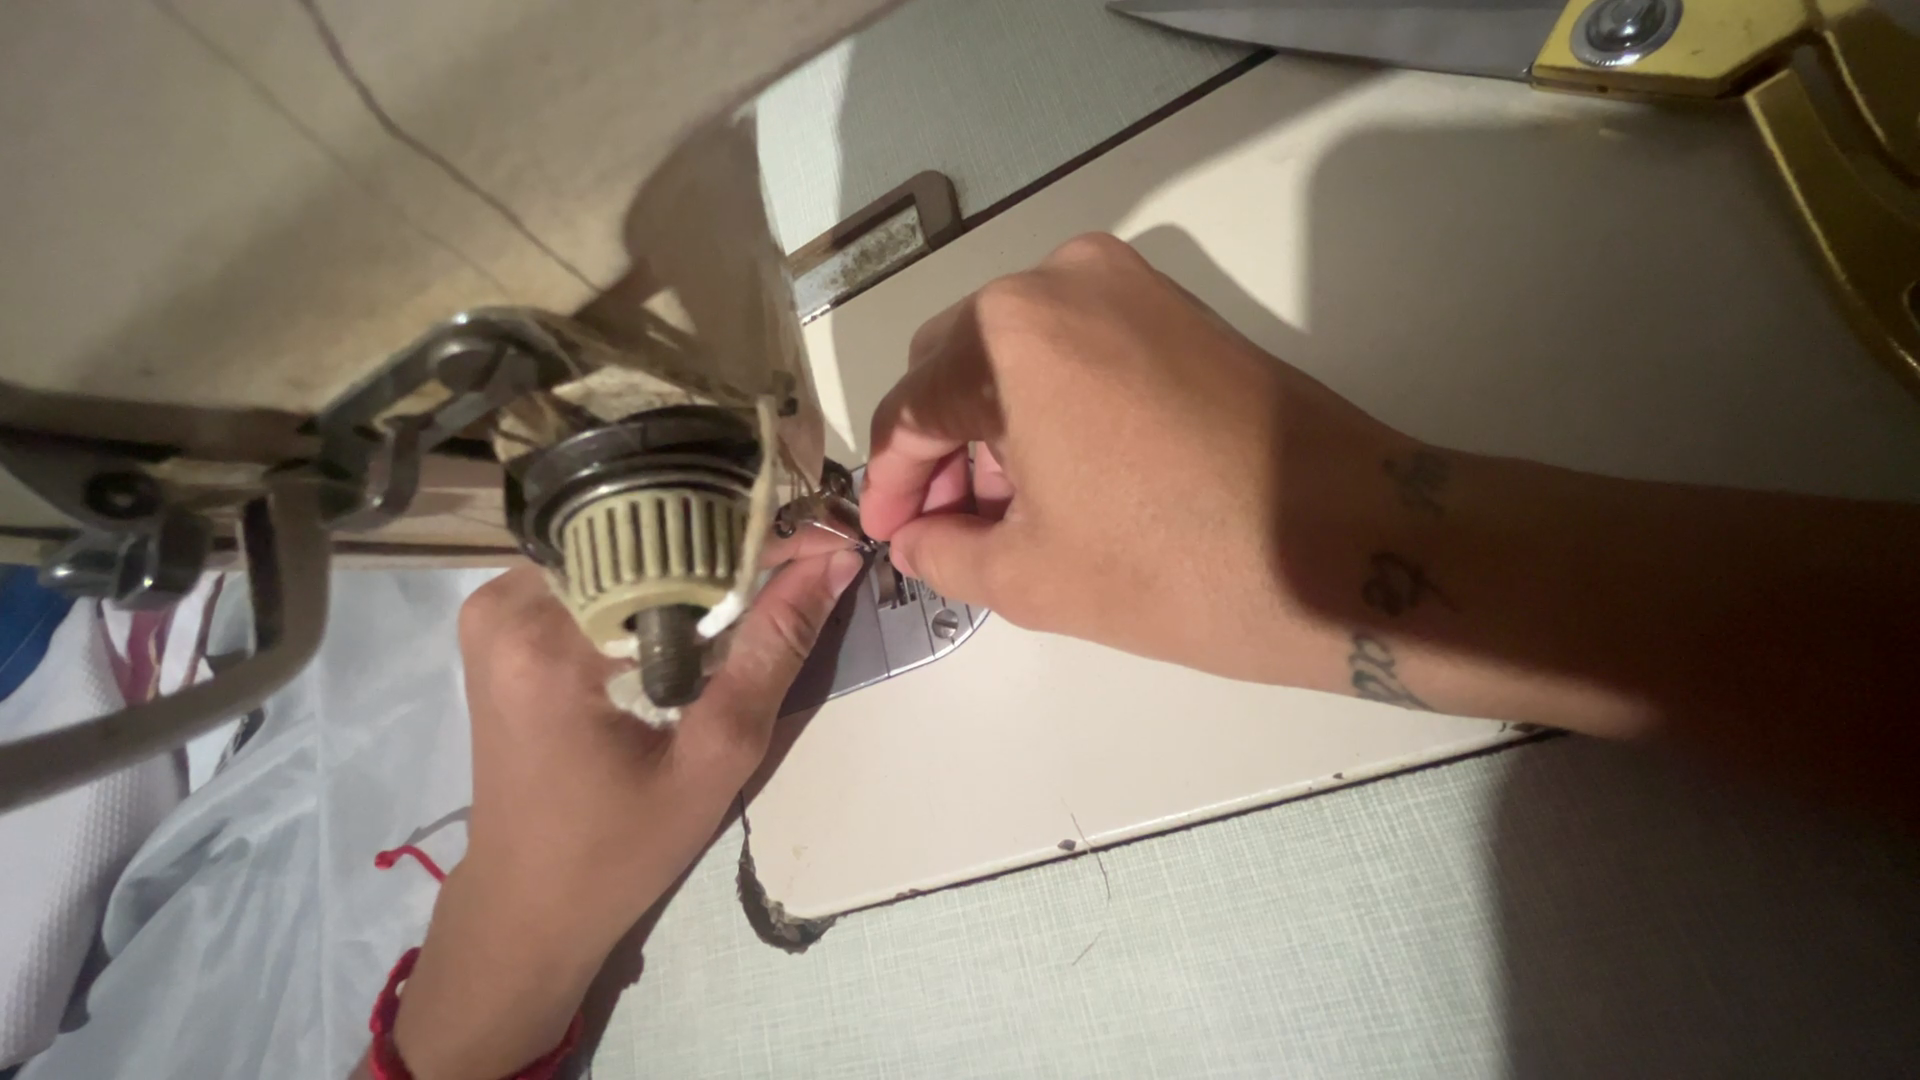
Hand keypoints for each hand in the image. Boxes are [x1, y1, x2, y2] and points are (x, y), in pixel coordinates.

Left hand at [388, 538, 862, 1079]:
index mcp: (546, 635)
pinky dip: (664, 588)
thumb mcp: (717, 753)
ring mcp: (500, 609)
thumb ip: (775, 649)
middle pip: (646, 538)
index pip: (670, 544)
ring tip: (768, 590)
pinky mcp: (508, 624)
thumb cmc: (620, 847)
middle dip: (733, 550)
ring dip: (702, 568)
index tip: (823, 545)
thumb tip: (834, 564)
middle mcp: (508, 601)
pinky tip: (707, 616)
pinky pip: (606, 575)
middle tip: (806, 569)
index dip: (757, 538)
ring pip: (630, 551)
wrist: (528, 903)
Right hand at [863, 232, 1405, 685]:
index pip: (912, 407)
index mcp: (1009, 331)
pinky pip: (1075, 350)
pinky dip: (1046, 405)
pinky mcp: (1177, 309)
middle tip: (946, 524)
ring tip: (1003, 510)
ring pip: (1016, 355)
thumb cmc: (1171, 567)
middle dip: (940, 449)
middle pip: (957, 367)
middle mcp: (1061, 279)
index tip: (887, 532)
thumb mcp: (1028, 577)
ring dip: (991, 427)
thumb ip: (943, 551)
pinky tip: (1058, 472)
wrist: (1350, 548)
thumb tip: (914, 538)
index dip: (889, 480)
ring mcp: (1128, 285)